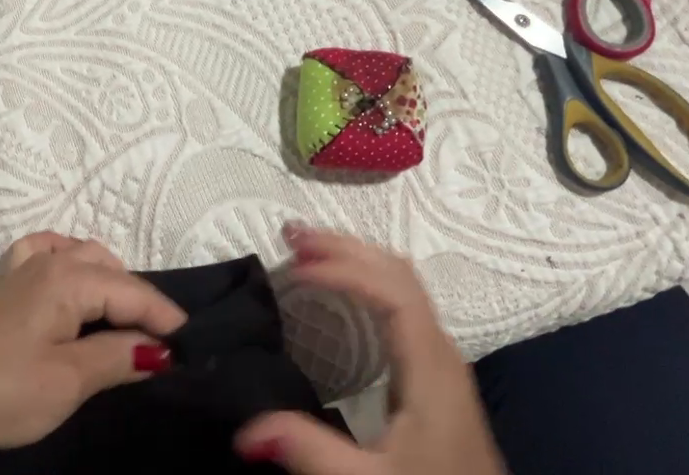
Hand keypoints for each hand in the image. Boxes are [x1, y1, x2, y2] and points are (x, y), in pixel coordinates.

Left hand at [0, 233, 187, 474]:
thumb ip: (117, 356)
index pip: (130, 291)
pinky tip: (71, 277)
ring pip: (80, 258)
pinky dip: (66, 259)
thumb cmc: (2, 390)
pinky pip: (43, 253)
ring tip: (125, 321)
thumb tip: (160, 349)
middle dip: (139, 301)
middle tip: (159, 344)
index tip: (193, 347)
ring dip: (109, 282)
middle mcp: (47, 262)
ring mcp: (21, 271)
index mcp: (67, 277)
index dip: (164, 318)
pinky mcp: (3, 289)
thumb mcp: (68, 380)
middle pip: (109, 270)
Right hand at [234, 225, 505, 474]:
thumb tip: (246, 430)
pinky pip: (400, 298)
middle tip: (292, 238)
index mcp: (432, 369)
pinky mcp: (433, 367)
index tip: (297, 269)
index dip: (344, 269)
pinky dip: (364, 276)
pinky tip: (336, 283)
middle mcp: (441, 351)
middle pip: (398, 273)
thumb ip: (311, 451)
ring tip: (305, 249)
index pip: (393, 292)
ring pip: (402, 280)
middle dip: (345, 247)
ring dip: (354, 256)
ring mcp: (440, 357)